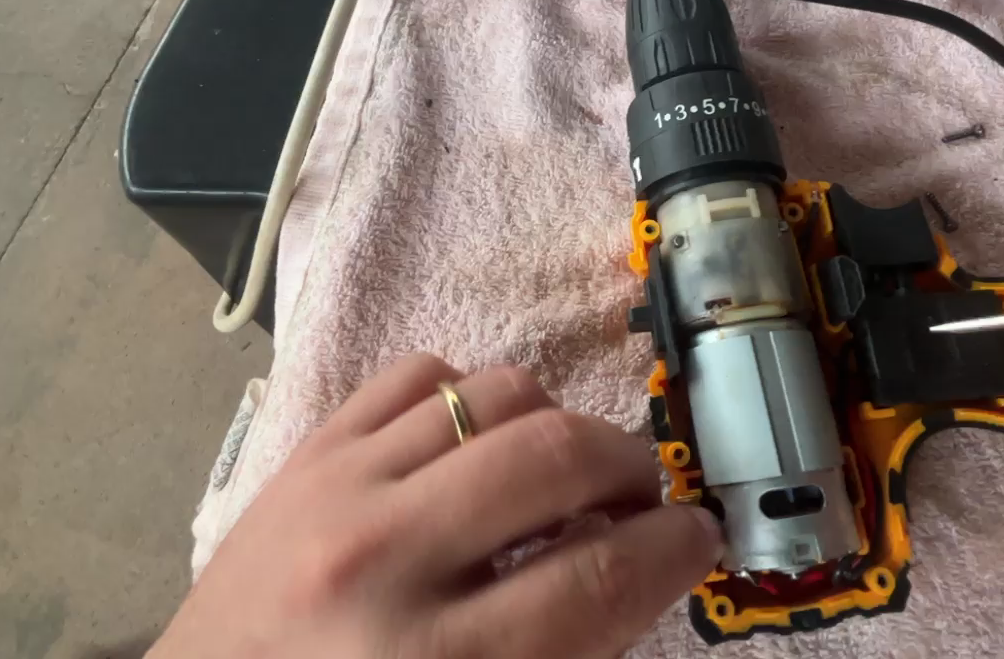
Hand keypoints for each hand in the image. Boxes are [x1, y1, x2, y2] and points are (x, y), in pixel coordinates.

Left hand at [152, 355, 719, 657]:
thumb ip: (562, 644)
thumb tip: (635, 561)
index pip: (595, 582)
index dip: (670, 550)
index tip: (697, 533)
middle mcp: (383, 561)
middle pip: (554, 458)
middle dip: (627, 466)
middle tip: (639, 491)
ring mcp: (336, 487)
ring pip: (496, 392)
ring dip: (554, 421)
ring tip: (556, 462)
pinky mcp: (306, 448)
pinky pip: (418, 372)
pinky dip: (467, 393)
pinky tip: (469, 437)